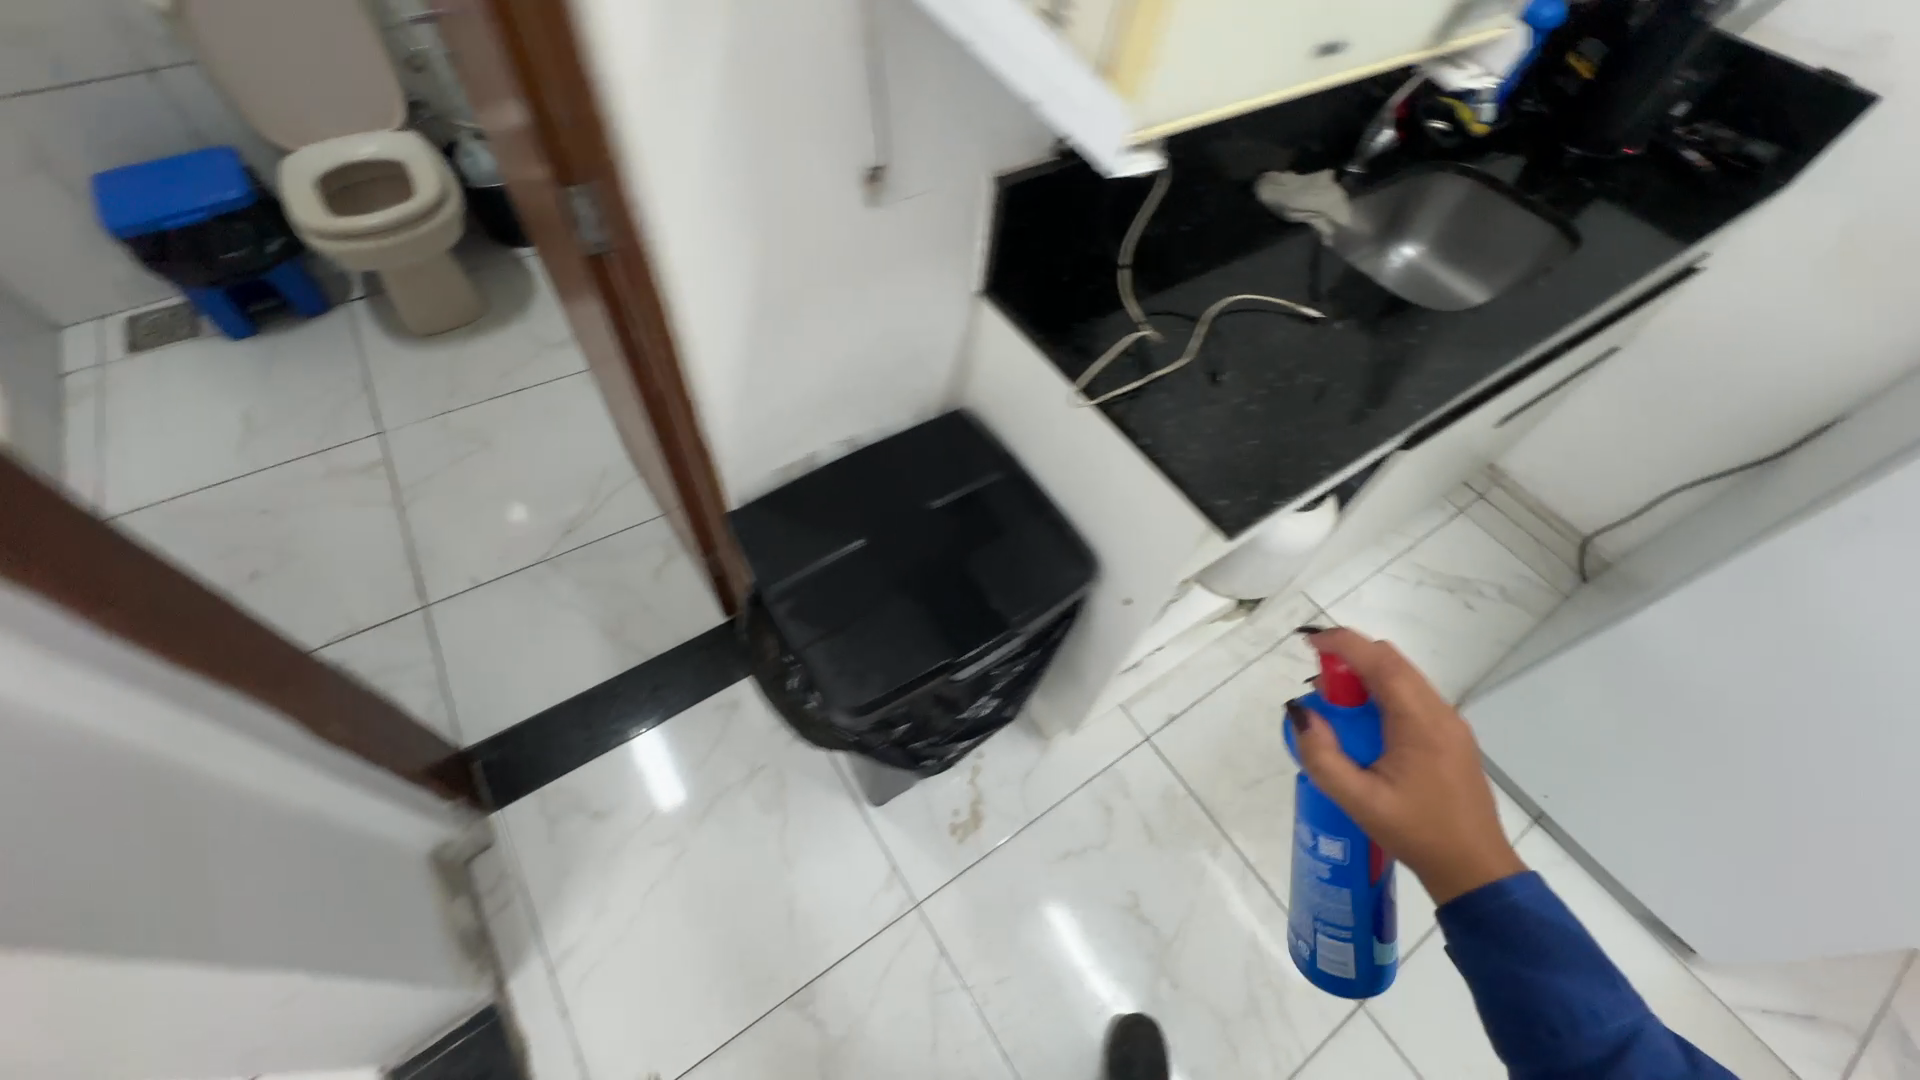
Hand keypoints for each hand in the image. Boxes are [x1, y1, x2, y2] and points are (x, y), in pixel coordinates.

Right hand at [1287, 627, 1525, 905]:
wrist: (1475, 870)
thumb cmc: (1416, 833)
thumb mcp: (1358, 800)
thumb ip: (1322, 755)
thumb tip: (1300, 712)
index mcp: (1421, 722)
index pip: (1380, 661)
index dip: (1342, 643)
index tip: (1308, 643)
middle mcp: (1440, 712)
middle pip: (1392, 661)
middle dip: (1350, 658)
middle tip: (1317, 683)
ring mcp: (1450, 723)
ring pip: (1402, 677)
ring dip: (1365, 676)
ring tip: (1334, 705)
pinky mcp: (1450, 736)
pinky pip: (1411, 697)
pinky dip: (1380, 694)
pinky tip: (1362, 726)